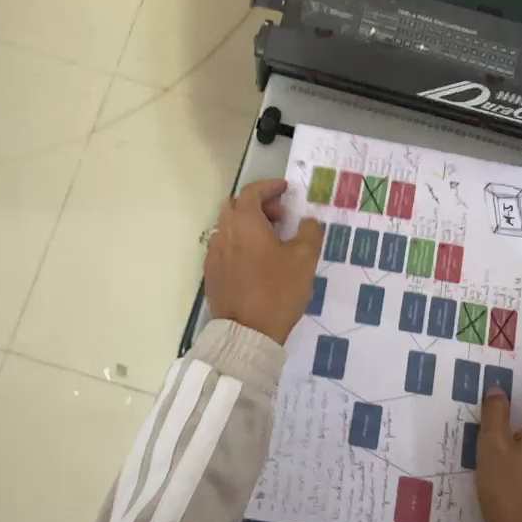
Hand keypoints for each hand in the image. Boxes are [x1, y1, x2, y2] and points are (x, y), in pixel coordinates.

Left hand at [204, 179, 322, 344]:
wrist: (247, 334)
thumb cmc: (277, 290)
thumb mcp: (304, 258)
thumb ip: (309, 231)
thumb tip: (308, 222)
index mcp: (244, 222)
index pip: (252, 191)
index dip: (270, 187)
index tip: (286, 190)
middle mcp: (224, 232)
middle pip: (236, 206)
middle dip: (259, 205)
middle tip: (281, 218)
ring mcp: (214, 254)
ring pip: (229, 227)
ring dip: (249, 225)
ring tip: (271, 241)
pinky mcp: (212, 274)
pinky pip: (225, 247)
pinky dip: (240, 243)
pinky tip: (257, 262)